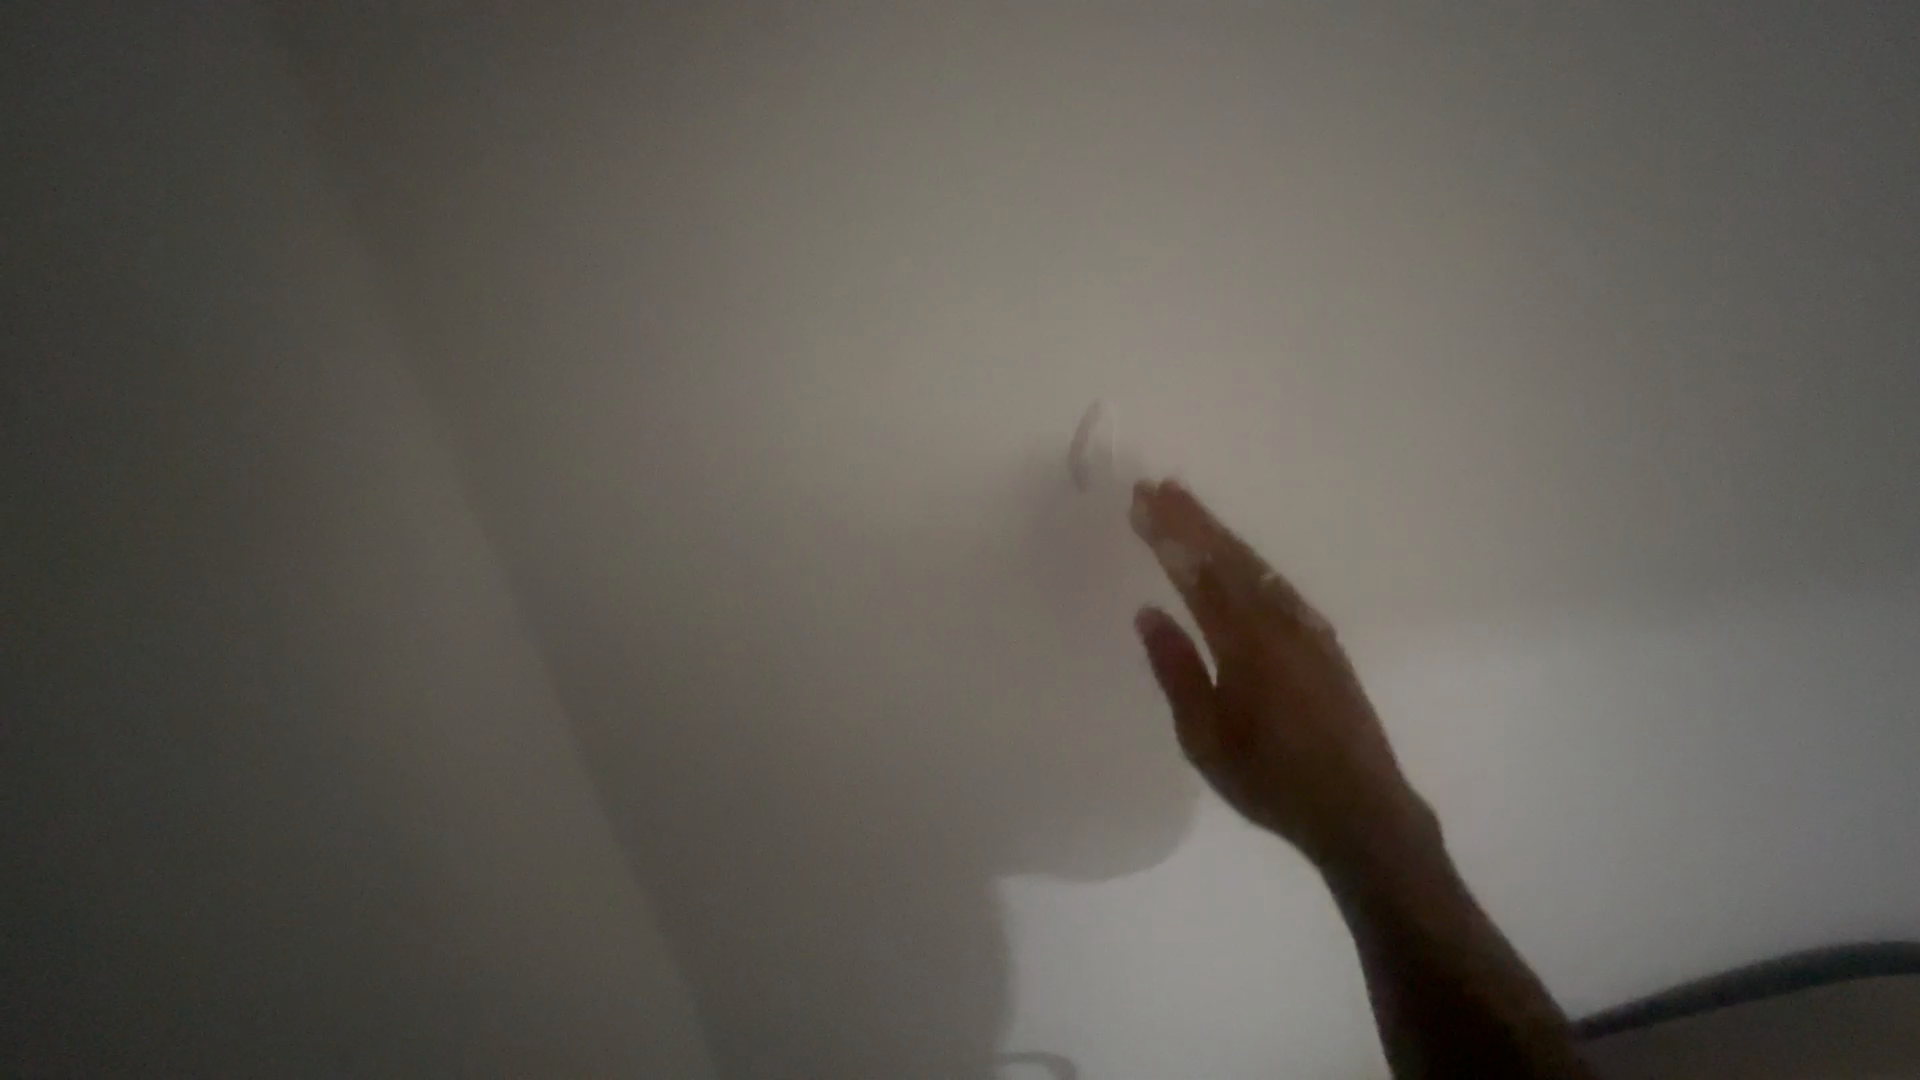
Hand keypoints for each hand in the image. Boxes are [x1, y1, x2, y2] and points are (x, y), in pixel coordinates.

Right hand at [1130, 479, 1434, 868]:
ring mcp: (1306, 628)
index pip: (1197, 575)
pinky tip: (1236, 557)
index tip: (1141, 502)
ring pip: (1256, 565)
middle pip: (1229, 557)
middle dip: (1191, 519)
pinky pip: (1276, 584)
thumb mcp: (1204, 738)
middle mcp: (1279, 622)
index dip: (1168, 536)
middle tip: (1157, 487)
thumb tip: (1148, 612)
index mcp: (1244, 644)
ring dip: (1219, 533)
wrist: (1361, 810)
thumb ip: (1176, 671)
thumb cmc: (1271, 780)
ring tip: (1186, 506)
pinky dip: (1248, 559)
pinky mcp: (1322, 639)